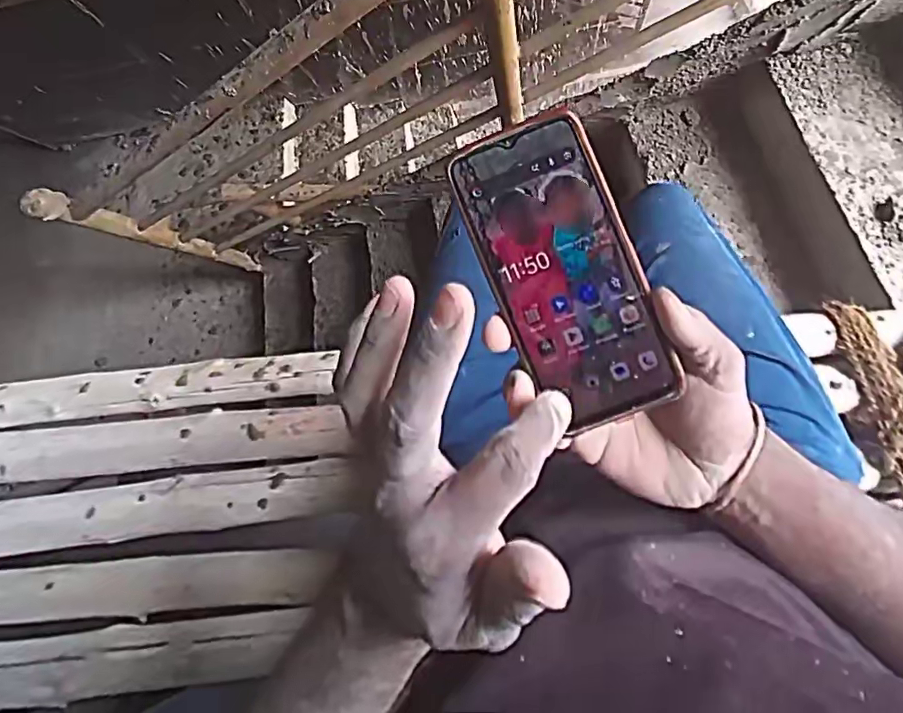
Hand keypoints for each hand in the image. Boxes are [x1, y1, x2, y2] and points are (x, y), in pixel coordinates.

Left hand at [333, 276, 573, 651]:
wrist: (381, 589)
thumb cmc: (444, 594)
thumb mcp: (489, 615)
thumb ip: (518, 591)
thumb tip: (550, 577)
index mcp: (442, 531)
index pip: (492, 476)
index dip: (527, 437)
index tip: (554, 402)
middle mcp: (398, 485)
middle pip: (409, 418)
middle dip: (431, 358)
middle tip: (455, 302)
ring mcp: (369, 456)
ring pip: (366, 393)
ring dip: (383, 336)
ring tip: (403, 288)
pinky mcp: (355, 435)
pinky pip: (349, 384)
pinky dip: (361, 340)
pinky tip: (381, 302)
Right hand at [489, 287, 756, 509]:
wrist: (724, 471)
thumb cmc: (719, 402)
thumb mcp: (719, 361)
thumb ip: (695, 332)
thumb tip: (663, 296)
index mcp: (616, 332)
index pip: (573, 304)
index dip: (543, 290)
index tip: (520, 279)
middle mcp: (591, 361)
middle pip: (540, 340)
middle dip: (511, 330)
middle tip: (497, 331)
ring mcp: (583, 399)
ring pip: (538, 384)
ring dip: (519, 379)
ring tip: (519, 382)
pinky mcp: (585, 439)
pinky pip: (552, 430)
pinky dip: (538, 425)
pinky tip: (537, 420)